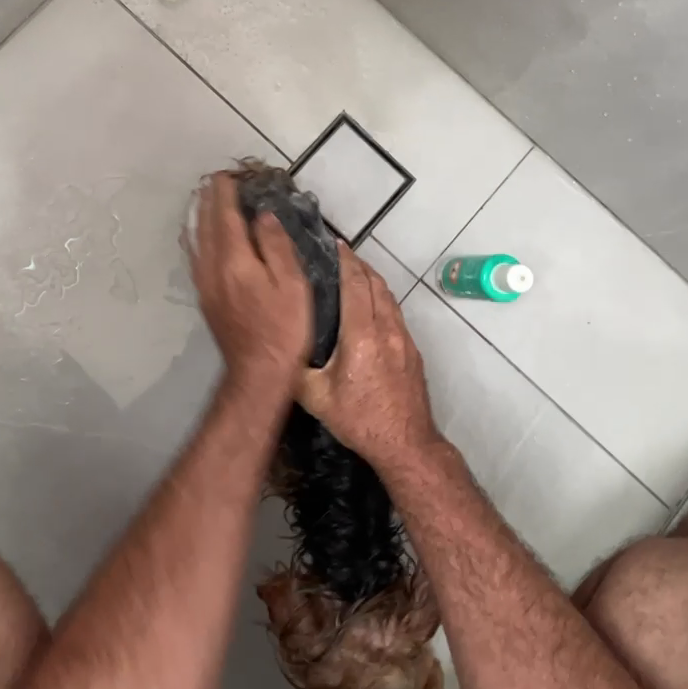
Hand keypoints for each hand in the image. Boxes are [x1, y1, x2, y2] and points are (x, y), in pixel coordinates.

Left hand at [187, 173, 313, 392]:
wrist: (258, 372)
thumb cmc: (284, 328)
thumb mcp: (292, 284)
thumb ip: (275, 245)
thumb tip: (263, 215)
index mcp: (234, 258)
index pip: (225, 214)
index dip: (227, 191)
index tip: (230, 173)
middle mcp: (211, 266)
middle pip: (206, 222)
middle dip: (211, 198)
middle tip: (219, 180)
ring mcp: (204, 282)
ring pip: (196, 237)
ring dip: (201, 214)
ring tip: (207, 198)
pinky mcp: (205, 295)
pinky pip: (195, 254)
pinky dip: (198, 235)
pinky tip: (201, 234)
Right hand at [296, 245, 441, 466]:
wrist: (406, 444)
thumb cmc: (360, 420)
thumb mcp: (317, 399)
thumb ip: (295, 371)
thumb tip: (275, 352)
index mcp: (362, 335)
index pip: (355, 285)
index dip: (345, 261)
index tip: (335, 244)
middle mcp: (386, 329)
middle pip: (375, 284)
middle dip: (359, 265)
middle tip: (340, 254)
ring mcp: (403, 339)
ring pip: (389, 297)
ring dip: (372, 281)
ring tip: (354, 274)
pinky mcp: (412, 351)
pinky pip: (395, 313)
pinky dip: (381, 300)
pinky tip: (370, 308)